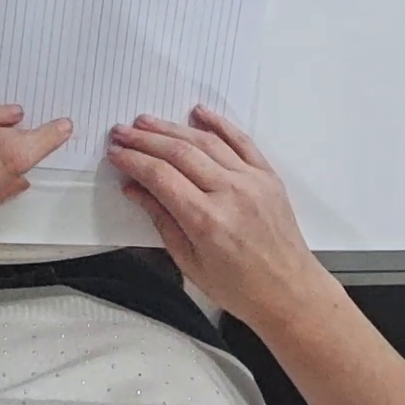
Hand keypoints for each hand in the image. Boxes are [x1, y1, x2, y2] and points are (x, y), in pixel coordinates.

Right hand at [107, 105, 333, 327]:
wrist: (289, 292)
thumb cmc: (240, 287)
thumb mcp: (189, 262)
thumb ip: (161, 219)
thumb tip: (134, 188)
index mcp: (206, 221)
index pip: (160, 176)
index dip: (133, 160)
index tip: (115, 152)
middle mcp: (230, 194)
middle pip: (178, 153)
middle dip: (145, 139)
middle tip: (122, 132)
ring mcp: (251, 181)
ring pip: (205, 142)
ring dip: (172, 128)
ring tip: (146, 121)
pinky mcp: (267, 175)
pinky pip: (241, 140)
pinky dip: (218, 123)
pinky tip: (198, 113)